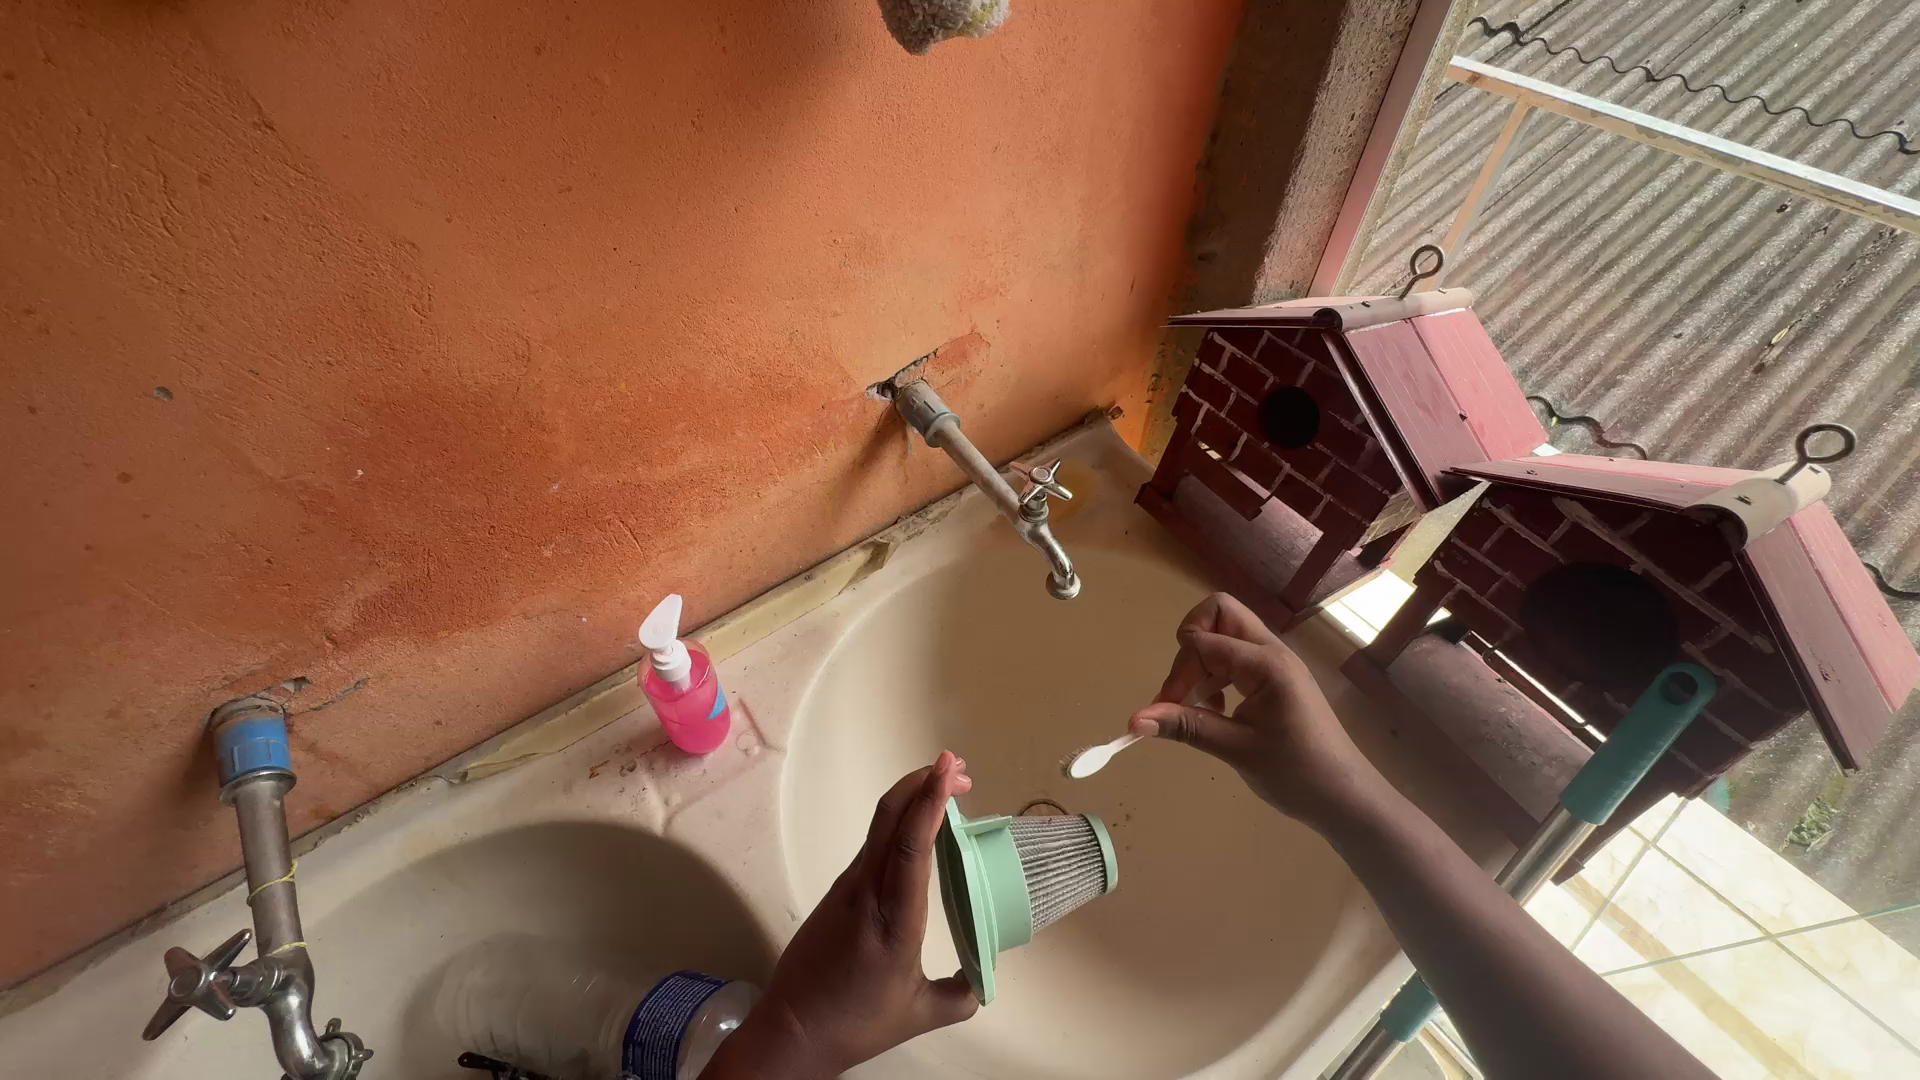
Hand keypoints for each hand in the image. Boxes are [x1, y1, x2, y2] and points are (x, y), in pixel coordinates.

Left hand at [702, 752, 978, 1078]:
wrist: (792, 1029)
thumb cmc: (857, 1022)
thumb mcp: (919, 1014)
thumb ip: (959, 994)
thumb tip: (983, 975)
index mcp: (894, 918)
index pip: (910, 845)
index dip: (929, 803)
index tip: (948, 772)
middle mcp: (868, 889)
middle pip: (889, 816)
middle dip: (923, 782)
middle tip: (956, 767)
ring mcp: (850, 884)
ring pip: (882, 824)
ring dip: (914, 797)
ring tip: (946, 787)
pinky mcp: (841, 888)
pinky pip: (876, 842)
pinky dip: (902, 820)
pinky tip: (922, 826)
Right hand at [1128, 593, 1385, 831]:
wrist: (1348, 799)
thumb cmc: (1298, 775)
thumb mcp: (1236, 751)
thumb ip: (1186, 726)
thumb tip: (1135, 720)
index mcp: (1266, 664)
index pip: (1202, 641)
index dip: (1178, 672)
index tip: (1167, 708)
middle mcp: (1271, 652)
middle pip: (1217, 613)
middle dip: (1190, 645)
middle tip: (1186, 690)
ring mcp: (1274, 663)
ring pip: (1224, 633)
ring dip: (1202, 661)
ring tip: (1199, 705)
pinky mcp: (1274, 678)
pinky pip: (1234, 655)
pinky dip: (1216, 673)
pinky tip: (1216, 710)